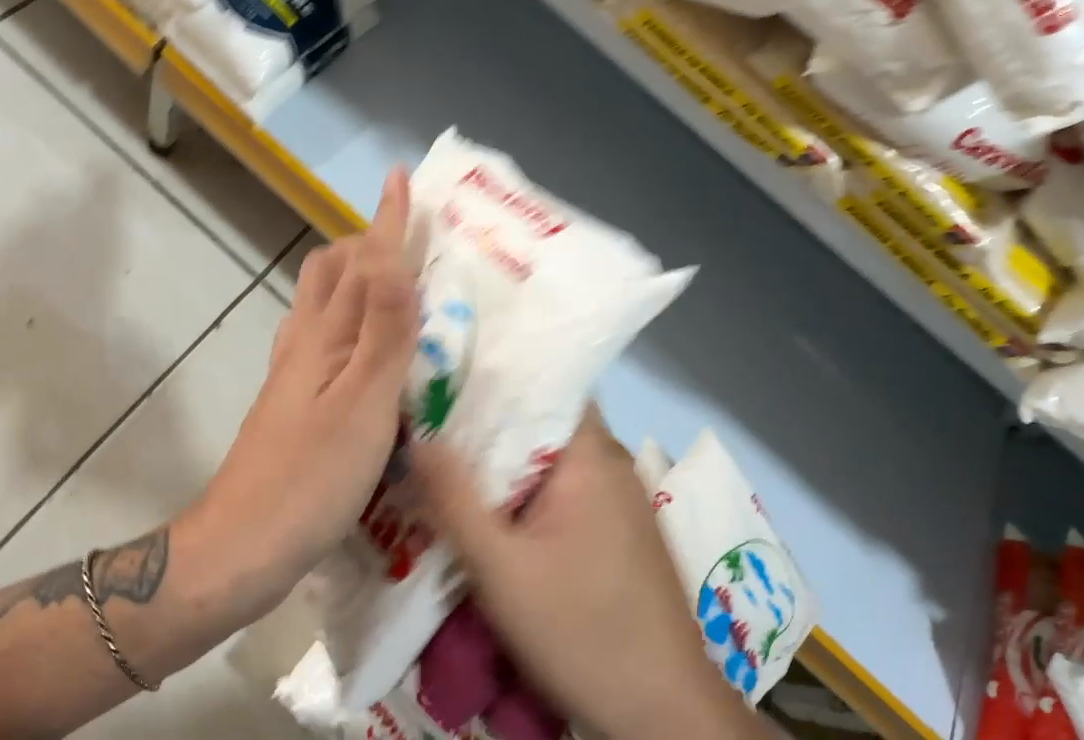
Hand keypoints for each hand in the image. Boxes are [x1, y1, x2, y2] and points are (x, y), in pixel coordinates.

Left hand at [189, 169, 420, 619]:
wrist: (242, 545)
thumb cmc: (311, 479)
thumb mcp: (362, 405)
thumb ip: (383, 332)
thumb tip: (395, 255)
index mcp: (325, 336)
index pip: (363, 263)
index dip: (386, 221)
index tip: (401, 176)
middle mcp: (304, 342)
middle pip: (331, 271)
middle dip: (368, 241)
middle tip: (411, 236)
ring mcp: (293, 373)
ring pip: (322, 302)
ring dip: (357, 278)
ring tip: (395, 282)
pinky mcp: (292, 402)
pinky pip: (321, 336)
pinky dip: (349, 319)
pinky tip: (363, 346)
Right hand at [414, 414, 760, 739]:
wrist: (665, 714)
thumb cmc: (581, 630)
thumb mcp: (499, 568)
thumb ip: (454, 497)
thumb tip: (418, 431)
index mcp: (591, 454)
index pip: (540, 381)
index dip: (487, 377)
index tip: (438, 380)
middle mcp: (612, 463)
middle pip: (539, 421)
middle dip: (485, 426)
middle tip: (428, 429)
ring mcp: (622, 499)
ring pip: (549, 460)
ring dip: (503, 466)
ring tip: (448, 469)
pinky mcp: (622, 532)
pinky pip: (565, 491)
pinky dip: (527, 494)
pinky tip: (492, 517)